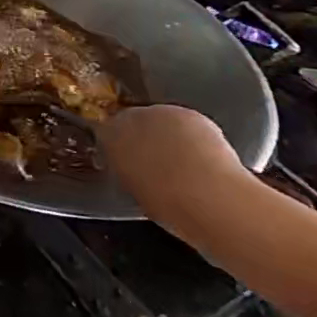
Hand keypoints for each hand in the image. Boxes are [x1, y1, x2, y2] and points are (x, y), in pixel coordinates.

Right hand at [95, 105, 250, 224]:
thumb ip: (129, 172)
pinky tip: (202, 157)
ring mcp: (163, 112)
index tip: (129, 161)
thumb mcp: (136, 192)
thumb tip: (136, 172)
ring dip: (168, 136)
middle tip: (157, 162)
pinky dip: (192, 136)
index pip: (108, 134)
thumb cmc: (168, 204)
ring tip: (183, 162)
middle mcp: (132, 118)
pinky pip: (186, 123)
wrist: (208, 196)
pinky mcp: (191, 114)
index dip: (120, 148)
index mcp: (111, 138)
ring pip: (161, 121)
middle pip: (134, 122)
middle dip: (144, 138)